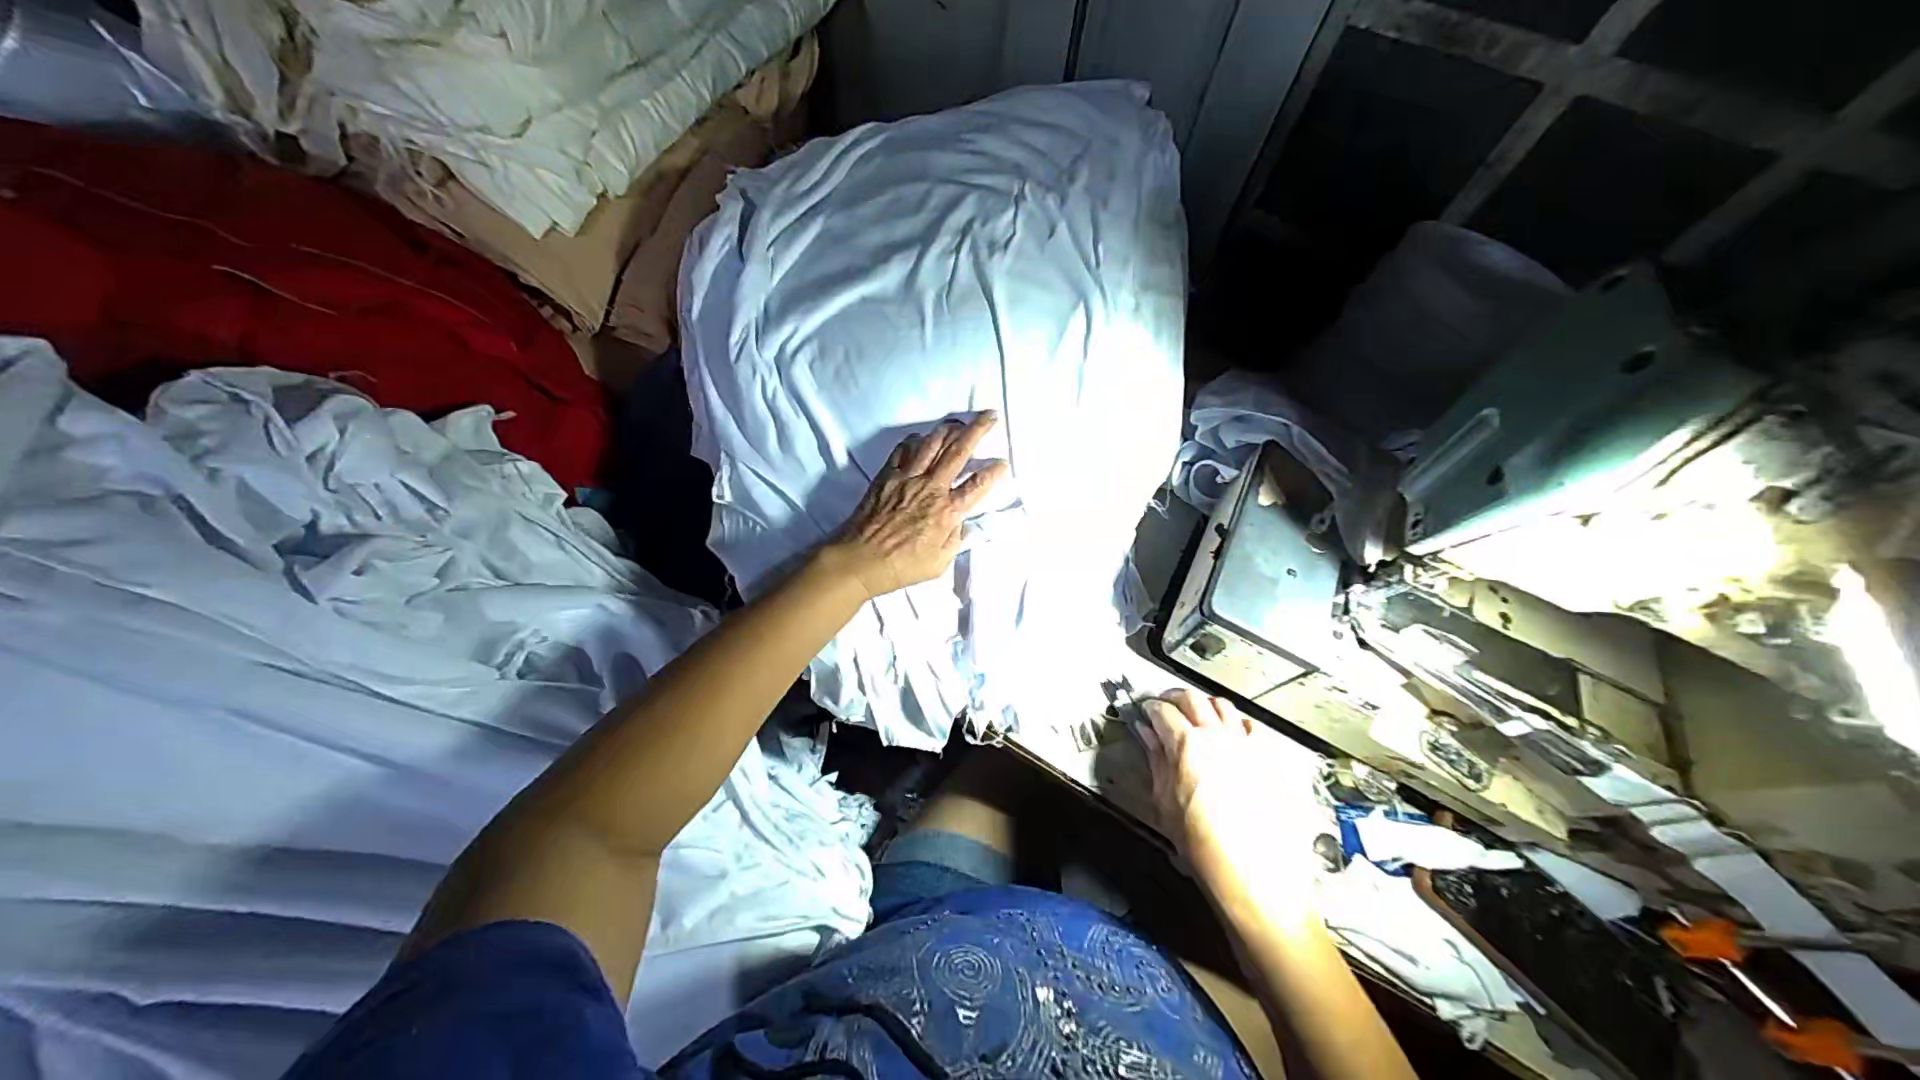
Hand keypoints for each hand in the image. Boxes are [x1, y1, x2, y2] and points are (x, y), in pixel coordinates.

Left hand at [826, 412, 1010, 598]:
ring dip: (948, 429)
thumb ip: (954, 540)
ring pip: (931, 443)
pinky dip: (915, 440)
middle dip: (977, 430)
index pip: (978, 485)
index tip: (1002, 463)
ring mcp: (907, 478)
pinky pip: (903, 449)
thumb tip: (962, 524)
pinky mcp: (887, 475)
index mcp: (947, 511)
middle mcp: (931, 488)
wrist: (860, 558)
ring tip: (958, 423)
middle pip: (959, 451)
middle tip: (989, 416)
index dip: (993, 472)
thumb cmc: (902, 566)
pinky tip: (921, 438)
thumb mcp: (939, 563)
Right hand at [1137, 689, 1328, 909]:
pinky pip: (1249, 727)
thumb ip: (1156, 759)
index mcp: (1187, 745)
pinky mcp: (1266, 759)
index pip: (1162, 711)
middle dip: (1173, 697)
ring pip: (1222, 705)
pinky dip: (1235, 722)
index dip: (1149, 708)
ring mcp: (1245, 745)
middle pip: (1192, 698)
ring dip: (1203, 704)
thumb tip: (1147, 735)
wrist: (1255, 876)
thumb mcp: (1166, 802)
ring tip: (1193, 714)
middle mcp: (1218, 736)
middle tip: (1163, 705)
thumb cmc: (1206, 846)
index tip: (1144, 712)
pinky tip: (1229, 733)